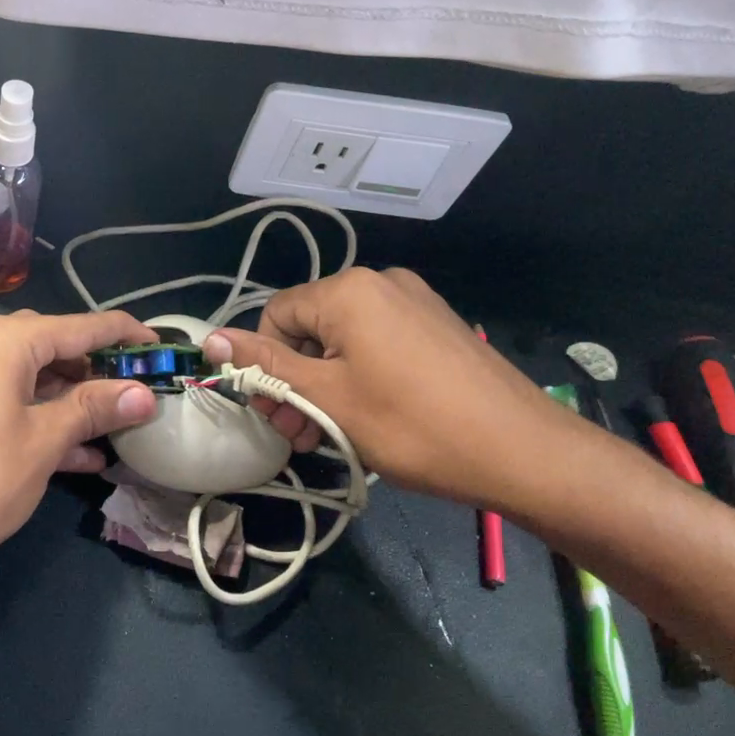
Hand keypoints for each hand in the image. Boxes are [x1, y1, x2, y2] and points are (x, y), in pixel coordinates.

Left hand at [0, 310, 158, 592]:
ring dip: (71, 400)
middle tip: (135, 392)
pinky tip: (80, 454)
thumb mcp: (44, 442)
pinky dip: (41, 419)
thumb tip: (143, 394)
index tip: (159, 345)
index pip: (77, 326)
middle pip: (51, 346)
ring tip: (115, 425)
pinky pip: (7, 401)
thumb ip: (94, 409)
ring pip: (29, 377)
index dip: (122, 334)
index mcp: (0, 341)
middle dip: (95, 370)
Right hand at [202, 268, 577, 509]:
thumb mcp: (327, 398)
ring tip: (332, 435)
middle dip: (295, 380)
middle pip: (309, 328)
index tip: (277, 414)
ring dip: (325, 385)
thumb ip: (265, 365)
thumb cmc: (413, 426)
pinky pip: (378, 343)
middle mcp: (380, 282)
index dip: (265, 365)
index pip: (275, 316)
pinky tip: (371, 418)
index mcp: (348, 290)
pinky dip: (360, 376)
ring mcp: (415, 302)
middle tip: (299, 434)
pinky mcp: (438, 326)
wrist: (524, 453)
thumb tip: (210, 338)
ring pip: (342, 340)